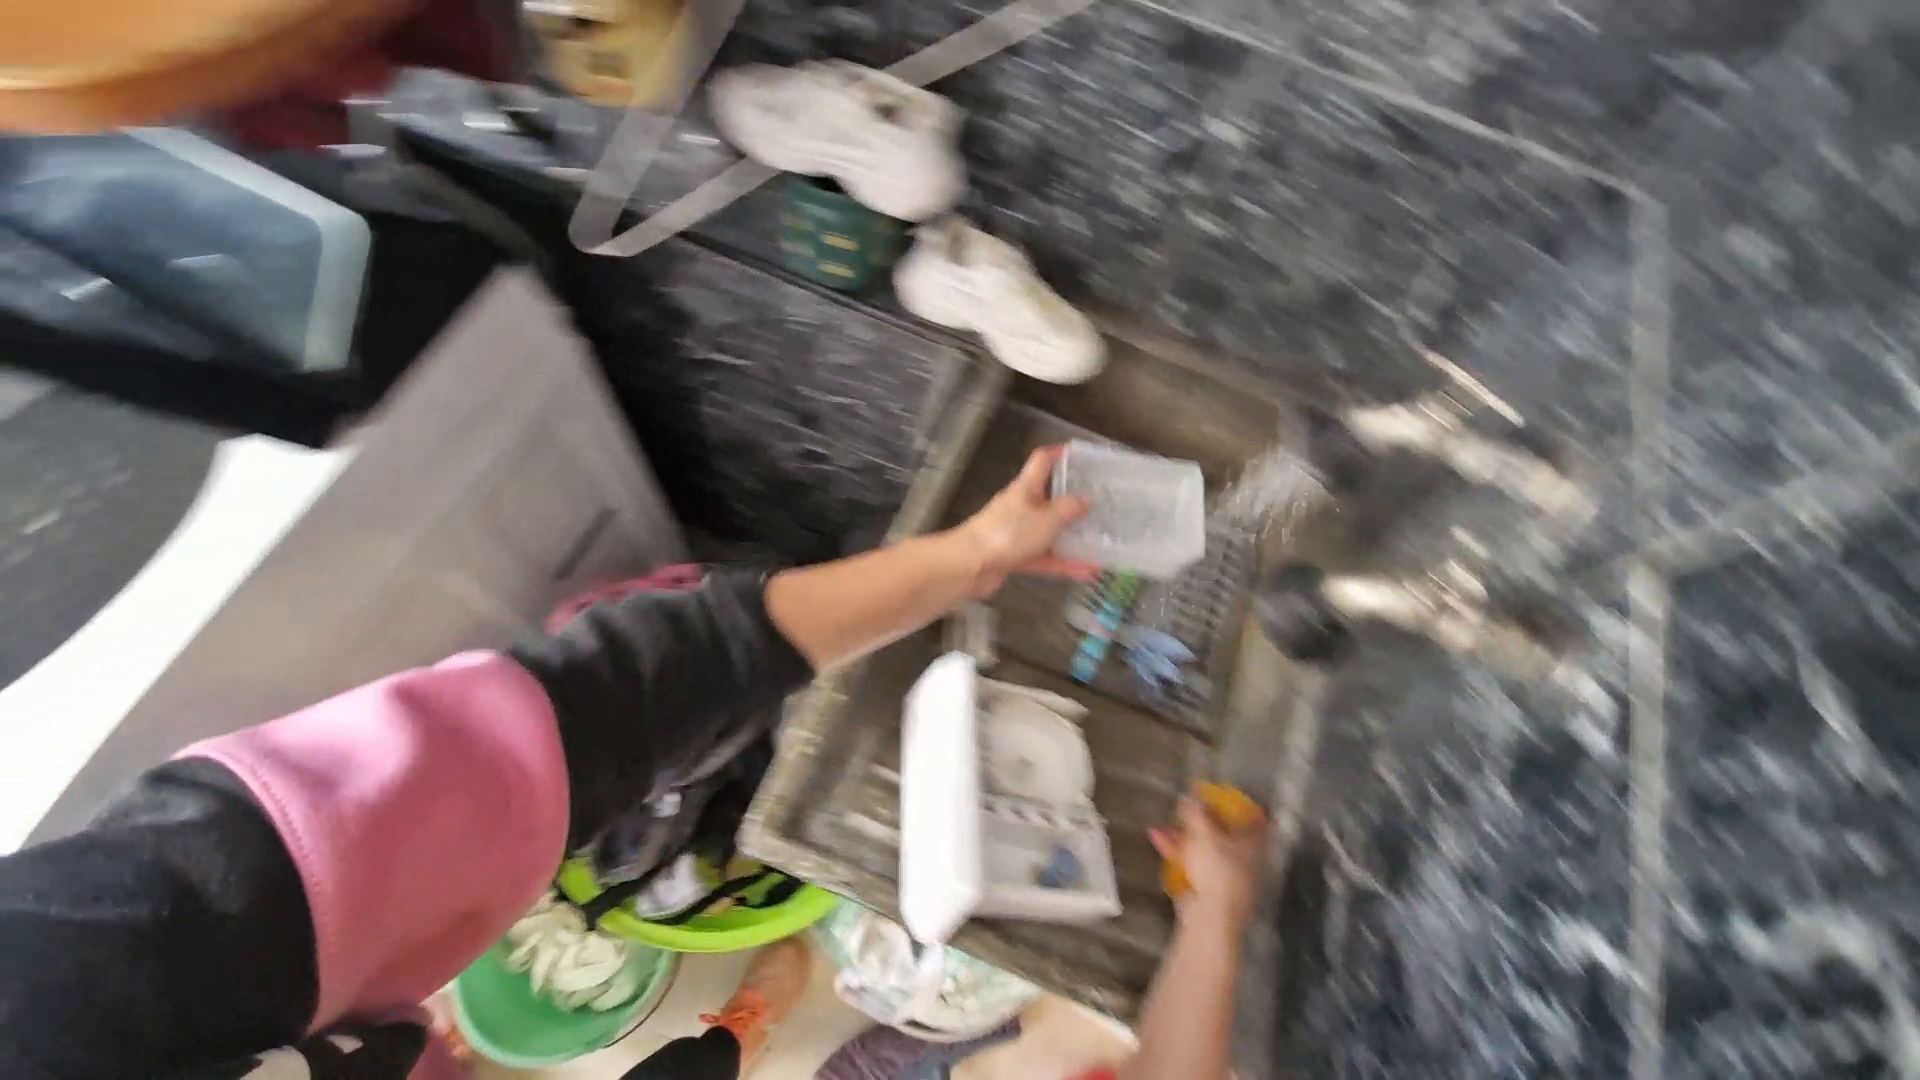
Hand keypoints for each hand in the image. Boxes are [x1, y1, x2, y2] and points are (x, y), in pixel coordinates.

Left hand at [950, 444, 1097, 597]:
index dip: (1059, 454)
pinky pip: (1044, 557)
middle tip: (1102, 504)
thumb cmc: (1008, 533)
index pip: (1042, 461)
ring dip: (1071, 537)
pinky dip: (1062, 563)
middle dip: (1073, 501)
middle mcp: (1021, 506)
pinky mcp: (1014, 556)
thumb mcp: (1046, 519)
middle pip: (1048, 497)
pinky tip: (1085, 571)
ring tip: (1100, 540)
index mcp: (1025, 488)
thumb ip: (1068, 508)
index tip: (1080, 455)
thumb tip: (1085, 497)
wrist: (970, 565)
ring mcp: (1016, 532)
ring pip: (1048, 531)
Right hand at [1151, 795, 1268, 928]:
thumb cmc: (1217, 871)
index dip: (1239, 803)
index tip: (1222, 791)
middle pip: (1226, 833)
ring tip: (1165, 820)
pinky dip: (1176, 850)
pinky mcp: (1207, 888)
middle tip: (1189, 806)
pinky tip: (1157, 837)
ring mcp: (1225, 875)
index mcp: (1252, 844)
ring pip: (1205, 848)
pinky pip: (1192, 863)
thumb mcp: (1205, 834)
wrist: (1210, 918)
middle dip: (1204, 819)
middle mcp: (1244, 859)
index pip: (1254, 818)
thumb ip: (1197, 812)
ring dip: (1184, 834)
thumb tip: (1191, 794)